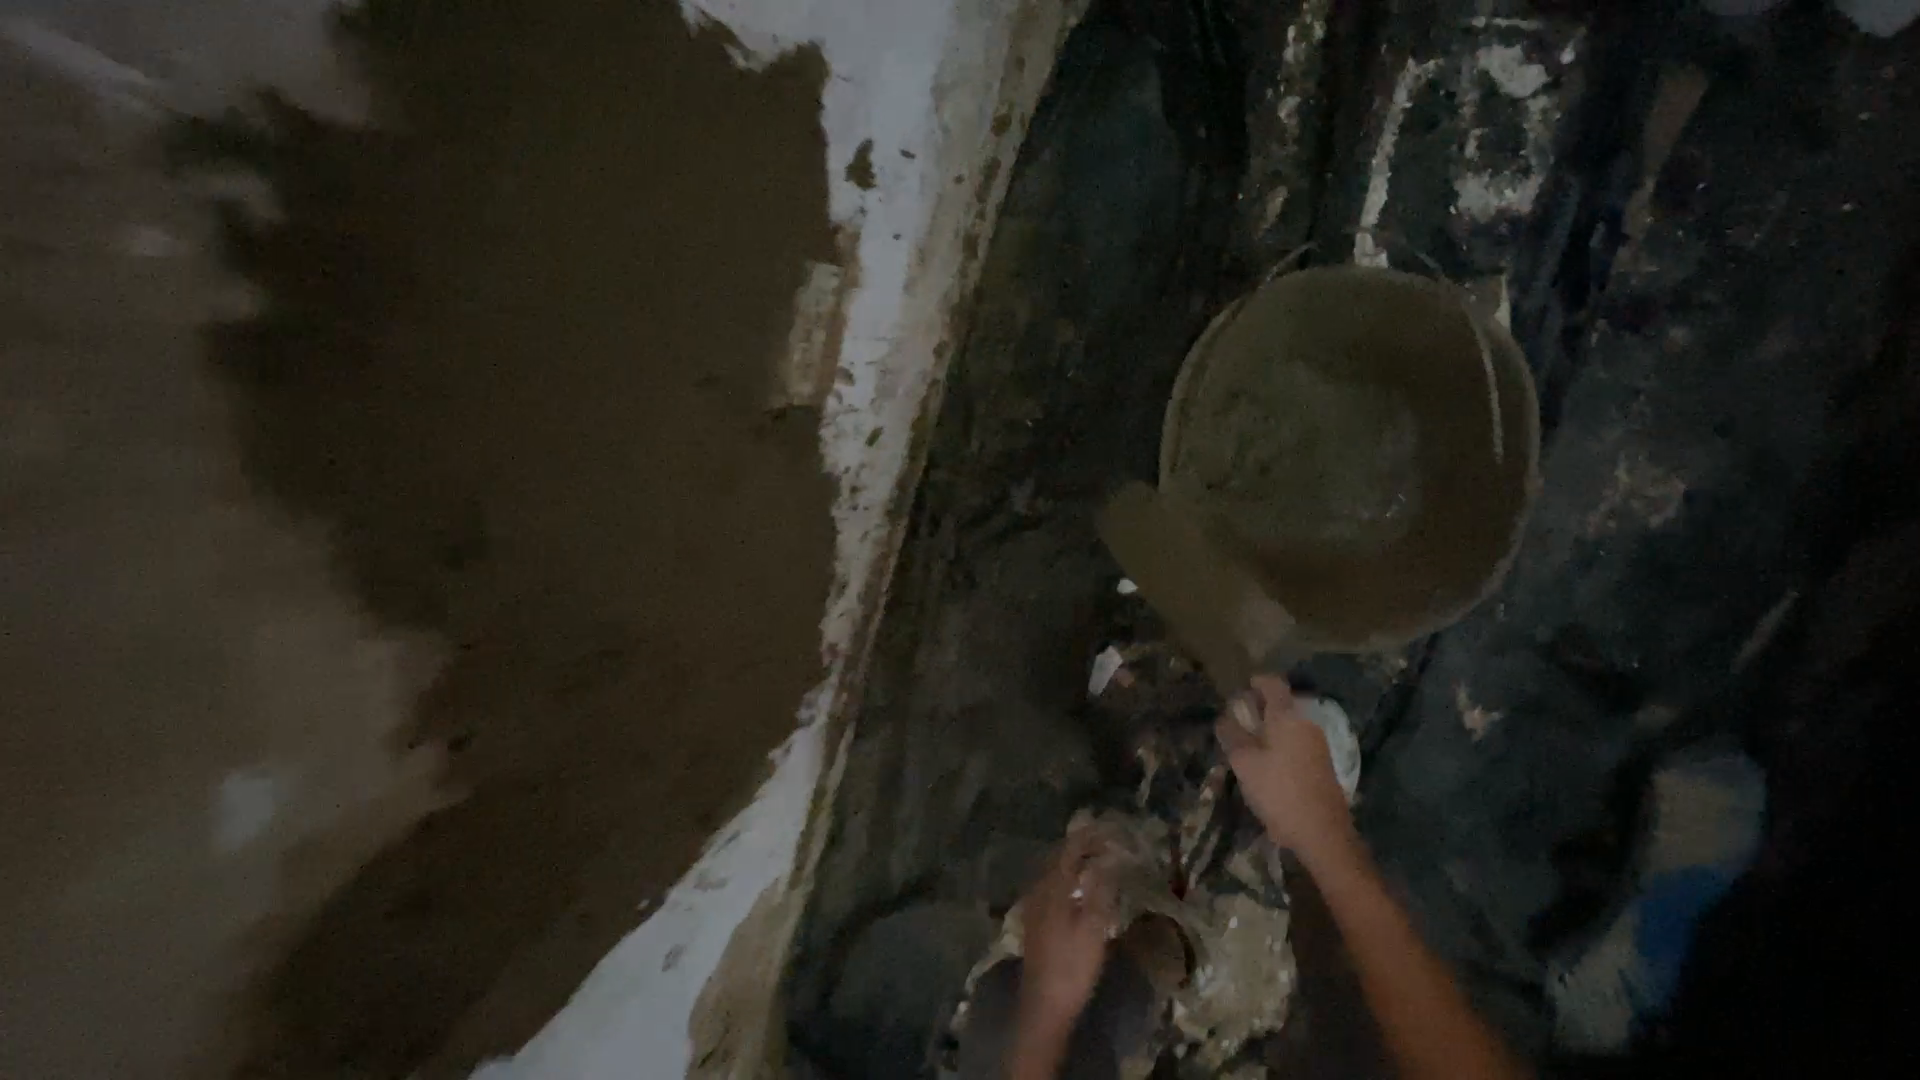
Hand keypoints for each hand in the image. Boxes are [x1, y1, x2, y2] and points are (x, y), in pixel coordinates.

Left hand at [1017, 826, 1116, 1033]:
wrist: (1044, 1004)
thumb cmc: (1073, 966)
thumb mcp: (1094, 928)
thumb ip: (1100, 890)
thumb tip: (1106, 860)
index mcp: (1053, 887)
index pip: (1070, 849)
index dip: (1088, 836)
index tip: (1109, 829)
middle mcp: (1039, 889)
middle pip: (1058, 857)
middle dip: (1080, 845)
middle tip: (1105, 841)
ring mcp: (1034, 905)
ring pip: (1053, 871)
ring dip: (1073, 861)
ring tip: (1096, 859)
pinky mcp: (1035, 920)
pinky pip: (1051, 885)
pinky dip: (1067, 877)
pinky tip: (1079, 888)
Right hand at [1216, 675, 1357, 867]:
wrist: (1322, 834)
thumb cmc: (1278, 791)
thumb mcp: (1244, 762)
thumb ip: (1231, 734)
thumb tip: (1224, 716)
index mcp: (1288, 717)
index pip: (1273, 684)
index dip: (1255, 681)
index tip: (1238, 691)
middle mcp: (1307, 725)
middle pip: (1281, 705)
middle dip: (1257, 709)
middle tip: (1235, 723)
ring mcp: (1318, 746)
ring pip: (1288, 726)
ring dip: (1267, 730)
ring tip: (1245, 748)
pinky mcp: (1322, 766)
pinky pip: (1295, 744)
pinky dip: (1278, 746)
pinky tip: (1265, 767)